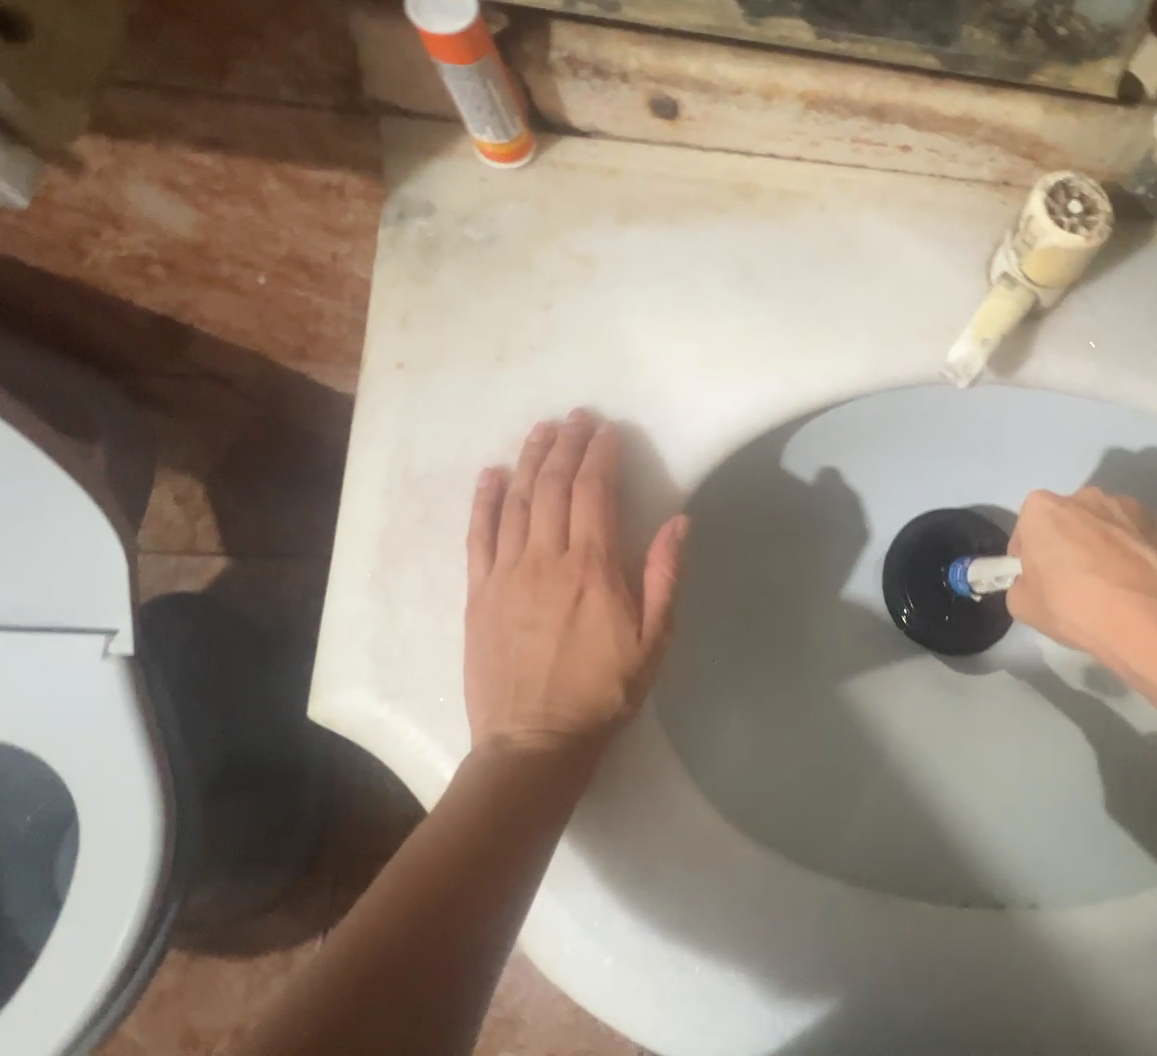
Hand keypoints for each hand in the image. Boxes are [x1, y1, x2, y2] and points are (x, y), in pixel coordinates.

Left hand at [464, 409, 688, 759]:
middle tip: (577, 416)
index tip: (608, 430)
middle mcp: (546, 559)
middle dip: (567, 445)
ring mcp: (506, 573)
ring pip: (517, 501)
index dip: (601, 455)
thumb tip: (678, 521)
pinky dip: (485, 500)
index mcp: (593, 568)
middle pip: (554, 487)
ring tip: (542, 429)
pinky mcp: (478, 593)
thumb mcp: (654, 640)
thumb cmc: (605, 691)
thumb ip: (664, 576)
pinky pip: (478, 535)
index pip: (595, 493)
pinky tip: (492, 474)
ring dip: (530, 460)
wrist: (535, 740)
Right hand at [1006, 487, 1156, 665]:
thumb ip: (1021, 585)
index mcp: (1045, 510)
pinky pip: (1140, 536)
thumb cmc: (1072, 607)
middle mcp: (1087, 497)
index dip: (1028, 549)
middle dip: (1068, 540)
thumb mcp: (1023, 606)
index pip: (1028, 523)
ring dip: (1104, 542)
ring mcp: (1129, 507)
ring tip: (1111, 581)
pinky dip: (1137, 551)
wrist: (1145, 620)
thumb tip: (1031, 583)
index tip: (1034, 573)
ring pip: (1108, 523)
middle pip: (1070, 518)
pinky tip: (1138, 581)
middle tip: (1072, 578)